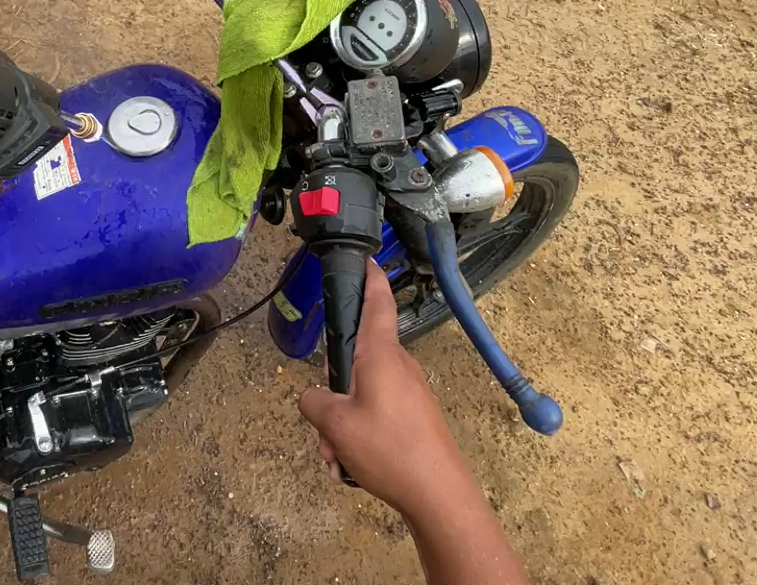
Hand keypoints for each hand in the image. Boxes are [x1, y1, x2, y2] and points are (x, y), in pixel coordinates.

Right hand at [297, 261, 478, 520]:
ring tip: (337, 458)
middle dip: (332, 390)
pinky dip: (360, 433)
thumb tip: (315, 397)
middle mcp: (398, 365)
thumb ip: (313, 401)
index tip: (366, 257)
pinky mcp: (416, 418)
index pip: (377, 302)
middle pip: (355, 359)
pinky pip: (377, 413)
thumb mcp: (335, 424)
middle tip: (323, 428)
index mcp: (380, 353)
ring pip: (362, 392)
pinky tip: (353, 467)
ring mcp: (410, 392)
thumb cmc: (389, 449)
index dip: (370, 277)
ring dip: (343, 421)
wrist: (442, 499)